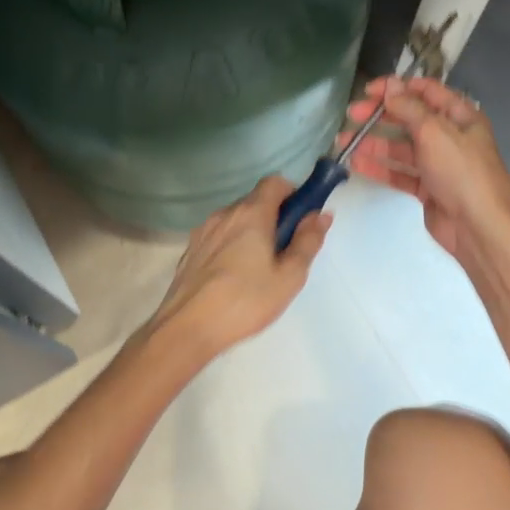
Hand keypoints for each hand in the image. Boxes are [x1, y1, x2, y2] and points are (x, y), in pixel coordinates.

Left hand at [144, 175, 331, 358]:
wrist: (188, 327)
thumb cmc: (246, 301)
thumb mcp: (289, 276)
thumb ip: (307, 242)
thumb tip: (321, 214)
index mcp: (251, 214)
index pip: (274, 182)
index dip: (293, 194)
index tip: (303, 219)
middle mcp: (224, 214)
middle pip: (255, 201)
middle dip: (275, 217)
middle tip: (287, 252)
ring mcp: (203, 231)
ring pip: (235, 220)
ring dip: (252, 232)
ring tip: (260, 270)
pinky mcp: (191, 250)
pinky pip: (219, 237)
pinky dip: (232, 245)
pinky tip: (235, 278)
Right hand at [340, 77, 509, 261]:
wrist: (479, 227)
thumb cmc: (461, 171)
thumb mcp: (435, 131)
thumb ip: (409, 108)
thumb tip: (390, 87)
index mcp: (460, 116)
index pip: (426, 91)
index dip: (397, 87)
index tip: (369, 91)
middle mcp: (450, 136)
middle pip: (410, 118)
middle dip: (381, 115)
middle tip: (352, 115)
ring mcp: (438, 164)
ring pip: (401, 147)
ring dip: (374, 143)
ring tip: (344, 142)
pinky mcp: (427, 188)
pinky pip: (400, 173)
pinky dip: (379, 168)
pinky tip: (356, 164)